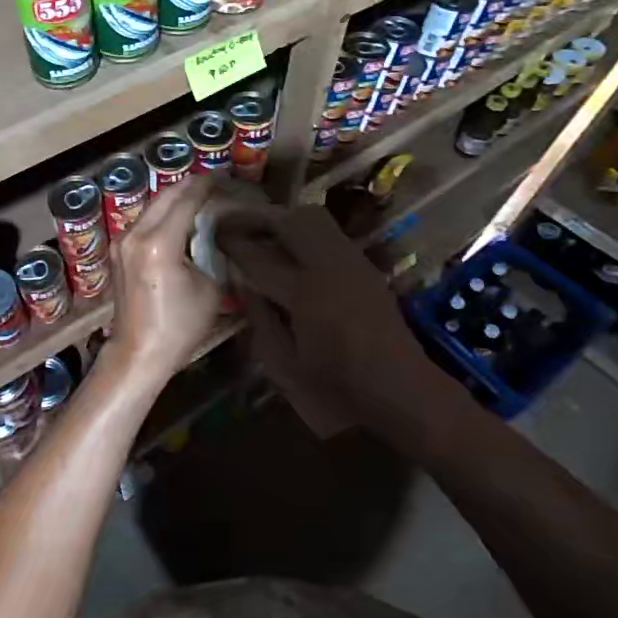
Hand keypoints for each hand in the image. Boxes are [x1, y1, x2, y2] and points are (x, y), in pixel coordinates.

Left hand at [108, 178, 221, 378]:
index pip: (185, 201)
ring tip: (201, 197)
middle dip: (190, 186)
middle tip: (215, 183)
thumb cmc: (179, 326)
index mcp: (158, 243)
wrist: (138, 351)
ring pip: (152, 206)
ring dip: (175, 198)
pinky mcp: (118, 249)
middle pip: (165, 196)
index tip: (225, 178)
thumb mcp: (210, 288)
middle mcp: (135, 234)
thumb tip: (220, 230)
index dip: (207, 186)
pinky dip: (163, 213)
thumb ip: (214, 252)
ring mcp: (122, 241)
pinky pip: (144, 220)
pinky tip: (180, 217)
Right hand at [215, 205, 458, 430]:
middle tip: (232, 227)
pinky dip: (302, 234)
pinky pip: (328, 235)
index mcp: (306, 293)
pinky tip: (286, 254)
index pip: (257, 254)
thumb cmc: (338, 392)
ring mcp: (354, 264)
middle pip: (290, 219)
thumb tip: (240, 281)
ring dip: (281, 222)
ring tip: (258, 236)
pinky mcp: (366, 269)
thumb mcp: (283, 365)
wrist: (406, 399)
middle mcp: (332, 268)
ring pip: (313, 219)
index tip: (210, 233)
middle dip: (257, 218)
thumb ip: (257, 317)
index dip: (230, 241)